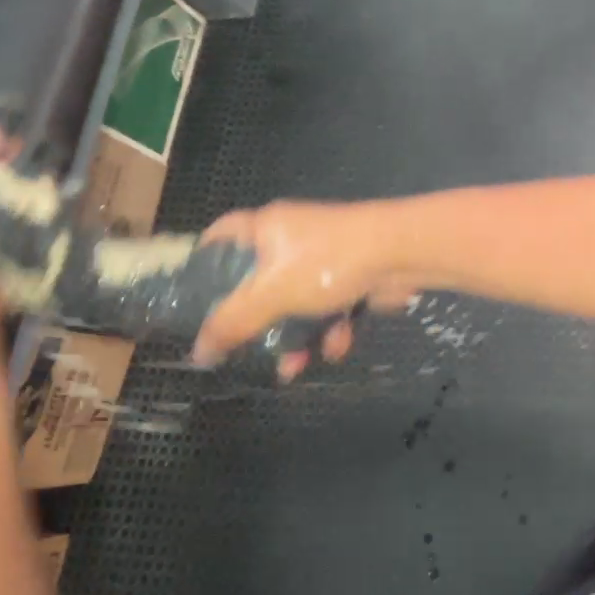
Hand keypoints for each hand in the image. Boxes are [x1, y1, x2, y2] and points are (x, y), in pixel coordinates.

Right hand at [193, 200, 427, 379]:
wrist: (402, 253)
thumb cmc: (327, 263)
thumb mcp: (270, 294)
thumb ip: (232, 322)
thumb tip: (198, 352)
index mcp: (265, 228)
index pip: (221, 235)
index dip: (203, 262)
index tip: (192, 298)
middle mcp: (293, 238)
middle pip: (260, 282)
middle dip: (259, 323)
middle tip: (249, 350)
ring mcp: (326, 258)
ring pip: (297, 304)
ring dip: (297, 337)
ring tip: (296, 366)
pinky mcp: (354, 276)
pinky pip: (331, 308)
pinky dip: (332, 329)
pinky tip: (339, 343)